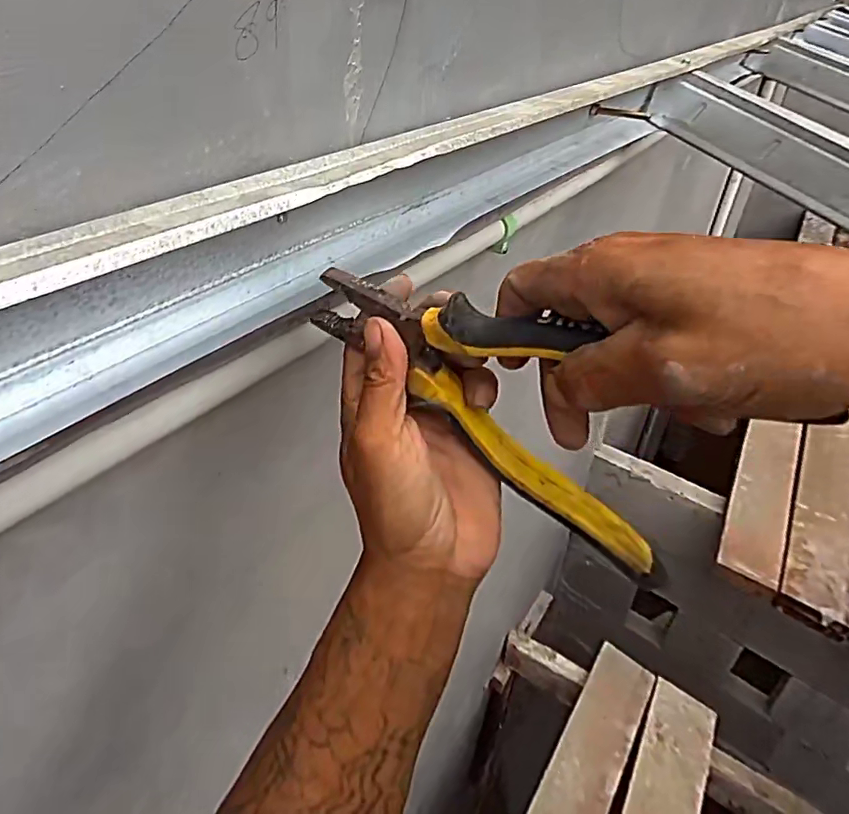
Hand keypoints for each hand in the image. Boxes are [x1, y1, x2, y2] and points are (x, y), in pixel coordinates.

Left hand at [339, 279, 502, 584]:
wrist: (437, 562)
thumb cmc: (393, 512)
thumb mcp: (378, 439)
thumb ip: (380, 383)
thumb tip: (377, 329)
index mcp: (365, 403)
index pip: (367, 345)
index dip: (380, 313)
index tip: (399, 287)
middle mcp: (397, 404)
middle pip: (410, 347)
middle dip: (427, 325)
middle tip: (447, 313)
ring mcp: (433, 415)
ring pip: (444, 363)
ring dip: (458, 352)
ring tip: (468, 358)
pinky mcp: (466, 430)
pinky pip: (474, 389)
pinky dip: (481, 380)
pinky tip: (483, 391)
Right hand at [497, 232, 848, 448]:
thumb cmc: (782, 335)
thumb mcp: (659, 371)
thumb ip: (584, 381)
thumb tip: (553, 391)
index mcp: (602, 268)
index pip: (519, 290)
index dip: (507, 334)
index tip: (518, 376)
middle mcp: (629, 263)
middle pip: (569, 323)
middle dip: (587, 375)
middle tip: (610, 411)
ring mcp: (669, 277)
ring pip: (618, 340)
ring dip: (640, 382)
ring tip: (691, 403)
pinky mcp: (705, 294)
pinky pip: (662, 340)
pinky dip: (676, 373)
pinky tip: (720, 394)